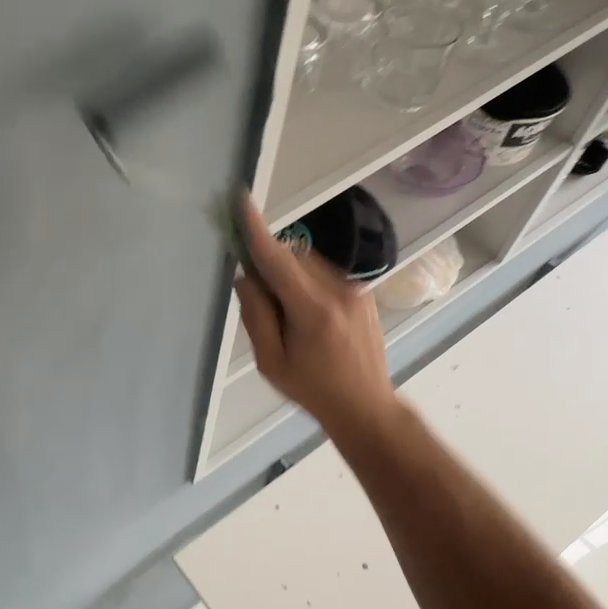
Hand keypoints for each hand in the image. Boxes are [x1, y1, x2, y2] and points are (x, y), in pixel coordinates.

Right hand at [233, 193, 400, 438]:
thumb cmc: (312, 389)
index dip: (256, 230)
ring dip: (287, 272)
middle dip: (269, 263)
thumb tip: (246, 277)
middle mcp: (339, 292)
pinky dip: (305, 280)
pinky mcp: (363, 292)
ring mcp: (355, 290)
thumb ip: (256, 315)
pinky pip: (323, 272)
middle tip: (257, 293)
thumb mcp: (270, 361)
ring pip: (308, 261)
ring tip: (286, 312)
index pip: (277, 260)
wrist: (366, 407)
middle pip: (292, 256)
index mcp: (313, 312)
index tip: (241, 201)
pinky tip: (304, 313)